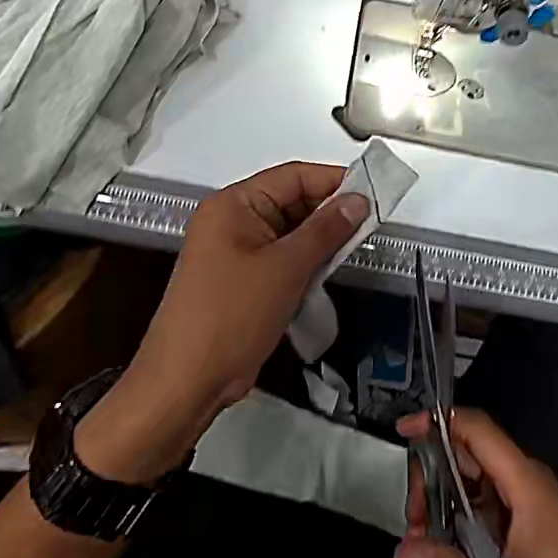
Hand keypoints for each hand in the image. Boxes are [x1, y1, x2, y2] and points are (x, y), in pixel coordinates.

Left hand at [74, 162, 368, 484]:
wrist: (187, 380)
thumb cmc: (223, 320)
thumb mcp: (285, 267)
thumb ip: (325, 229)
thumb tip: (355, 202)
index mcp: (233, 206)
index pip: (293, 176)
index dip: (333, 181)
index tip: (369, 189)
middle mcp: (232, 223)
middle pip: (292, 203)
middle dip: (330, 213)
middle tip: (368, 222)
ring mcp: (237, 252)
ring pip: (291, 233)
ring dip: (320, 241)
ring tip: (353, 247)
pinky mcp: (245, 280)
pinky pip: (284, 259)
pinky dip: (307, 263)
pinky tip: (329, 271)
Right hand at [396, 408, 557, 557]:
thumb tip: (407, 551)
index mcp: (530, 489)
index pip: (479, 430)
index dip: (440, 422)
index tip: (408, 429)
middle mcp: (529, 490)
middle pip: (469, 454)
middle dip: (433, 475)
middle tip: (416, 514)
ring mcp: (526, 510)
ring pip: (472, 483)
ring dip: (442, 502)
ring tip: (427, 539)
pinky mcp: (522, 533)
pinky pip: (480, 509)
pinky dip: (455, 521)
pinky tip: (445, 552)